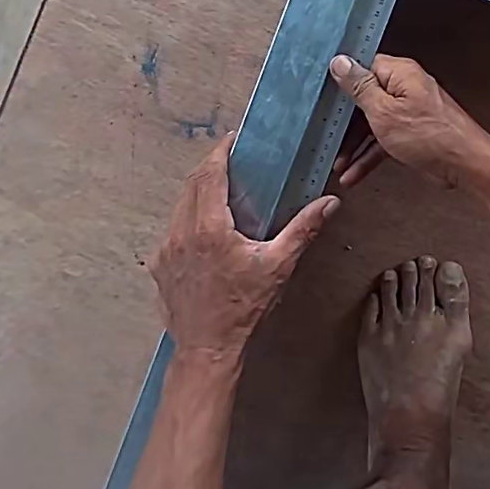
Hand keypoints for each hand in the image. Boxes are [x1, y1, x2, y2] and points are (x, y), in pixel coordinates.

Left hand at [152, 134, 339, 361]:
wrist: (209, 348)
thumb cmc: (244, 308)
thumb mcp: (278, 266)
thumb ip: (303, 229)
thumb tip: (329, 203)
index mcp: (209, 227)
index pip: (210, 175)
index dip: (219, 152)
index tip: (231, 140)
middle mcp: (182, 232)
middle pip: (192, 184)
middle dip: (209, 166)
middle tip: (229, 159)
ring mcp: (167, 249)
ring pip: (179, 205)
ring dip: (197, 190)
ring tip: (218, 187)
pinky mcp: (161, 265)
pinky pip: (172, 229)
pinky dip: (187, 217)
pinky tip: (205, 226)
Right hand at [328, 54, 489, 189]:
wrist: (466, 165)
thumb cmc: (432, 136)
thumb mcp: (383, 111)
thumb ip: (360, 87)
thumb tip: (341, 63)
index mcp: (400, 73)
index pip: (363, 67)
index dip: (343, 82)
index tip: (325, 96)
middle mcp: (405, 88)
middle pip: (365, 99)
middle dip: (345, 122)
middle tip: (328, 135)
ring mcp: (410, 111)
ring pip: (372, 123)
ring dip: (355, 145)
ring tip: (339, 164)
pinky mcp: (413, 133)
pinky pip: (384, 140)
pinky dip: (370, 155)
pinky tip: (355, 173)